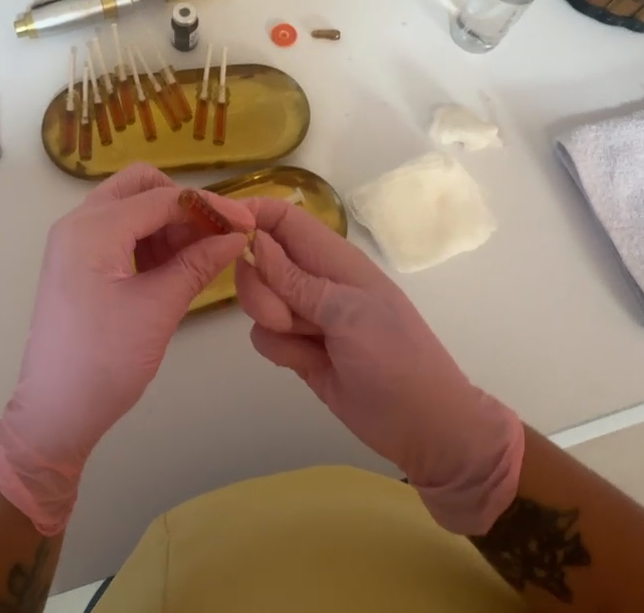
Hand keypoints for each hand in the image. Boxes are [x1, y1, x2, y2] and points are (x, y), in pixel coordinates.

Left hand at [0, 163, 253, 534]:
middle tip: (217, 236)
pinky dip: (150, 239)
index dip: (209, 207)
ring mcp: (75, 242)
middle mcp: (78, 223)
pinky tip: (176, 266)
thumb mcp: (158, 308)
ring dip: (168, 222)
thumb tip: (236, 235)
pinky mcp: (78, 262)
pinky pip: (120, 231)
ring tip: (201, 256)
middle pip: (139, 186)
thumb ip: (198, 264)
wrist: (55, 412)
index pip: (162, 198)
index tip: (247, 222)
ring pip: (131, 206)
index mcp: (92, 229)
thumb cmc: (105, 361)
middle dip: (183, 204)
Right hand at [232, 197, 524, 535]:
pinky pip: (263, 336)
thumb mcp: (348, 313)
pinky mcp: (297, 349)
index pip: (283, 218)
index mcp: (334, 258)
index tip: (220, 229)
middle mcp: (314, 280)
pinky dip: (279, 351)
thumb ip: (296, 279)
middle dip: (260, 287)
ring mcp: (305, 316)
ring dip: (272, 322)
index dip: (251, 215)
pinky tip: (309, 365)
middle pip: (258, 261)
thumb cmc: (396, 358)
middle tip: (289, 316)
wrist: (424, 428)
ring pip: (256, 301)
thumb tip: (255, 241)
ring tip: (311, 344)